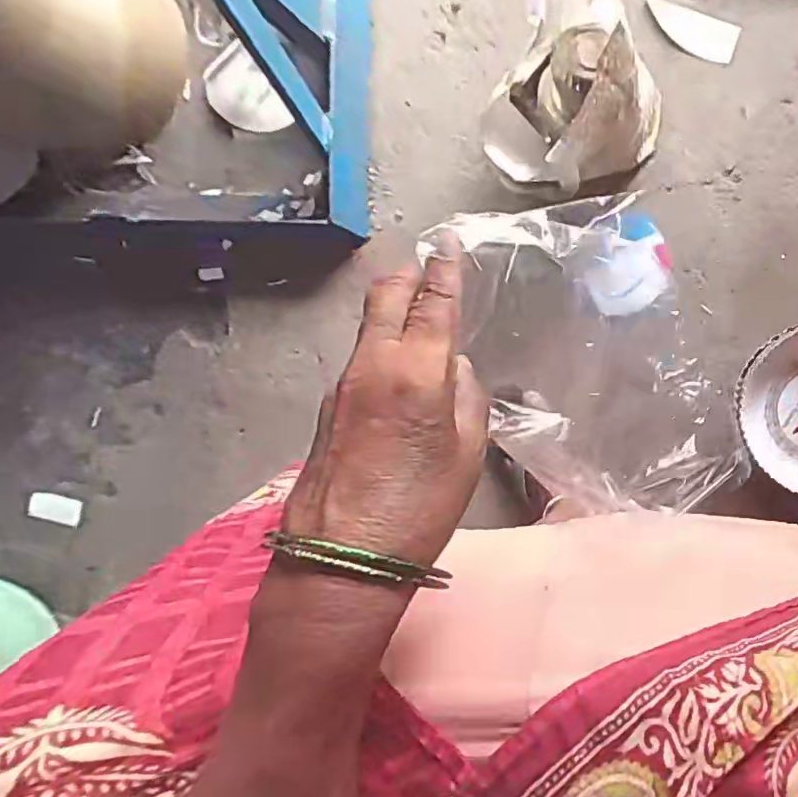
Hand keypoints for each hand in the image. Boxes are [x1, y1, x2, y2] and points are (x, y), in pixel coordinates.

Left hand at [281, 234, 489, 572]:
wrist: (344, 555)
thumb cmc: (423, 504)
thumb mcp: (469, 450)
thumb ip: (467, 397)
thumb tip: (453, 369)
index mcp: (415, 374)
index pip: (433, 305)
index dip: (444, 271)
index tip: (447, 242)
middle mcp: (372, 367)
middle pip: (384, 300)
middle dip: (408, 276)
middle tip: (426, 264)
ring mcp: (342, 385)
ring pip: (370, 328)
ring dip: (394, 311)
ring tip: (418, 309)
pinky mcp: (329, 407)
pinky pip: (362, 359)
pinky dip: (383, 345)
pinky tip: (401, 366)